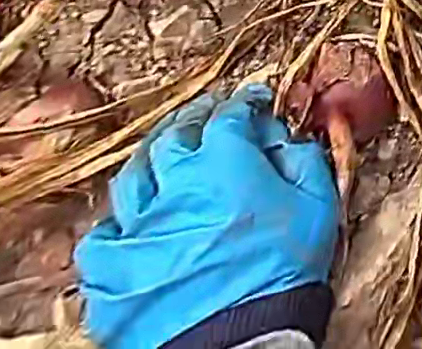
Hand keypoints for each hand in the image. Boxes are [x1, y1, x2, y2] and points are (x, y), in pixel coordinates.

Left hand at [76, 84, 337, 348]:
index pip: (229, 114)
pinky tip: (135, 216)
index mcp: (225, 163)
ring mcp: (135, 228)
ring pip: (132, 176)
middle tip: (211, 111)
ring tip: (169, 149)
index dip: (245, 99)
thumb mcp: (318, 196)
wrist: (238, 335)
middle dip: (195, 117)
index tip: (256, 96)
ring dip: (154, 154)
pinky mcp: (109, 271)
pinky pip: (103, 233)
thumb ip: (302, 155)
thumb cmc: (285, 260)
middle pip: (173, 136)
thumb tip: (286, 135)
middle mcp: (174, 185)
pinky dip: (121, 216)